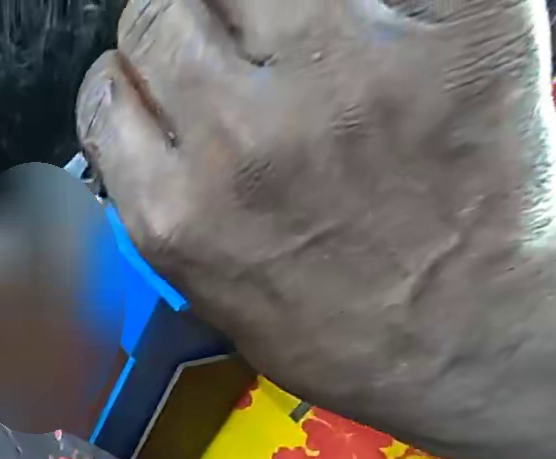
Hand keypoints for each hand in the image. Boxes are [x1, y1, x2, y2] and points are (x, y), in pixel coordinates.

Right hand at [75, 0, 555, 419]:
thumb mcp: (187, 275)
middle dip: (171, 23)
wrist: (447, 329)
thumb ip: (153, 187)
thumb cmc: (302, 321)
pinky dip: (351, 1)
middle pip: (157, 11)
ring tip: (281, 30)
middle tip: (212, 45)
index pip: (102, 92)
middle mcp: (234, 137)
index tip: (148, 88)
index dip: (121, 80)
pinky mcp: (453, 23)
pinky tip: (354, 30)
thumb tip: (142, 111)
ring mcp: (344, 71)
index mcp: (168, 210)